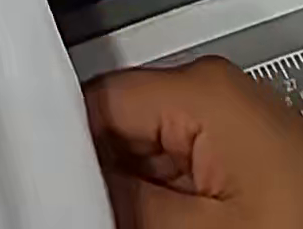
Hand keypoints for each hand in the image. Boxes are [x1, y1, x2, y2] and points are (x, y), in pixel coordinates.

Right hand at [85, 57, 302, 228]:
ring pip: (150, 146)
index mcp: (202, 87)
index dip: (70, 141)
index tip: (54, 182)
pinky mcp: (248, 149)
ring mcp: (234, 118)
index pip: (100, 98)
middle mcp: (214, 88)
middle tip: (95, 209)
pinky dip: (167, 195)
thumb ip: (130, 201)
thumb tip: (76, 186)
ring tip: (140, 218)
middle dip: (107, 167)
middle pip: (124, 120)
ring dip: (136, 185)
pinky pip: (183, 162)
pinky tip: (164, 220)